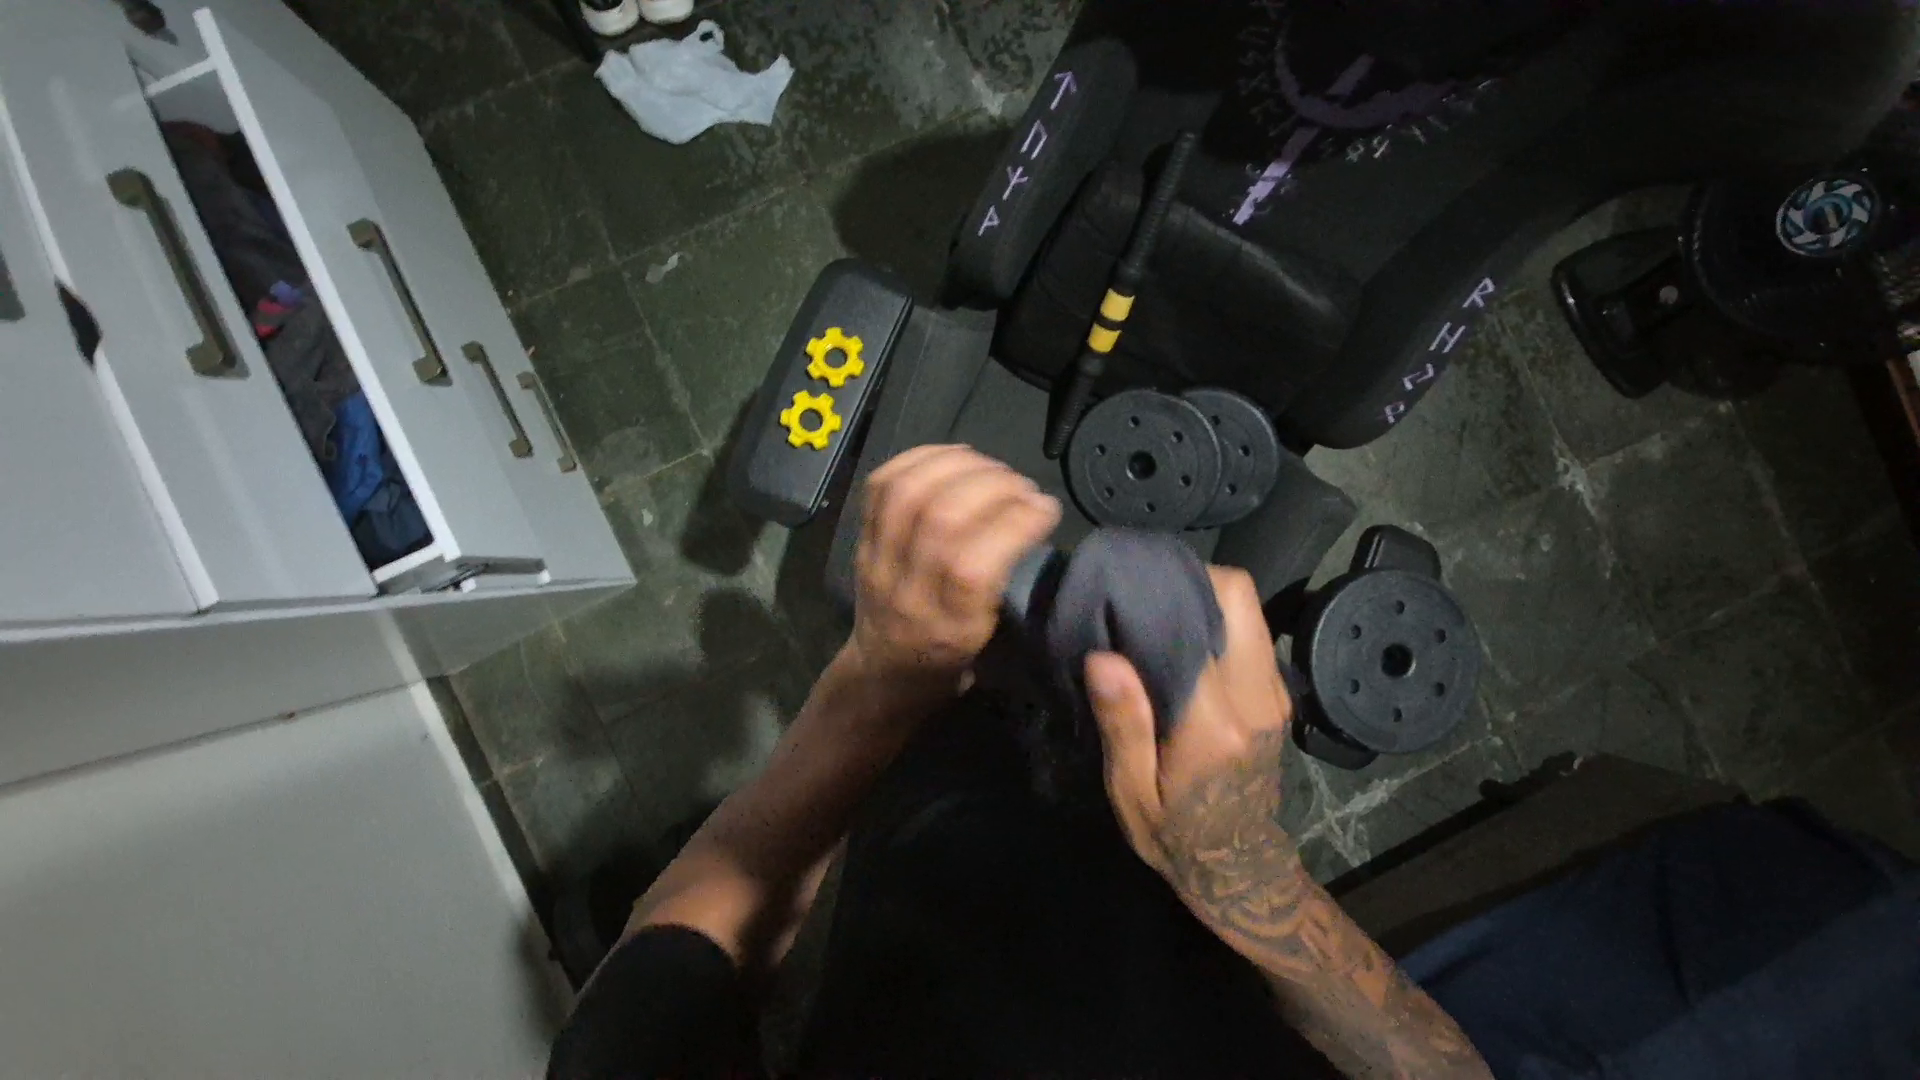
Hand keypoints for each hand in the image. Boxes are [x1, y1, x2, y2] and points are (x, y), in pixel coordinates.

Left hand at [847, 445, 1060, 690]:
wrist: (886, 670)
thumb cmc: (951, 656)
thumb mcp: (991, 639)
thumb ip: (1009, 582)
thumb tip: (1036, 510)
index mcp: (949, 627)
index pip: (971, 565)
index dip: (1014, 523)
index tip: (1046, 507)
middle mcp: (909, 592)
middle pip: (939, 518)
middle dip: (990, 485)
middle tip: (1020, 485)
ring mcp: (878, 561)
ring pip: (907, 494)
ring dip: (957, 465)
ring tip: (990, 467)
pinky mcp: (862, 540)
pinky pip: (881, 485)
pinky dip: (920, 458)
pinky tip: (953, 457)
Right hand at [1086, 566, 1304, 919]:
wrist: (1239, 869)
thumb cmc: (1175, 836)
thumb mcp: (1133, 792)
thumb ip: (1124, 724)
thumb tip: (1103, 657)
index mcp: (1216, 724)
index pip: (1201, 626)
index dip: (1163, 593)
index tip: (1124, 584)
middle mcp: (1257, 699)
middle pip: (1240, 599)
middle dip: (1191, 579)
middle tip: (1141, 590)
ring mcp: (1275, 695)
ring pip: (1249, 613)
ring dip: (1204, 599)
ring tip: (1155, 610)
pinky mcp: (1277, 696)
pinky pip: (1251, 635)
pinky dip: (1216, 623)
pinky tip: (1179, 639)